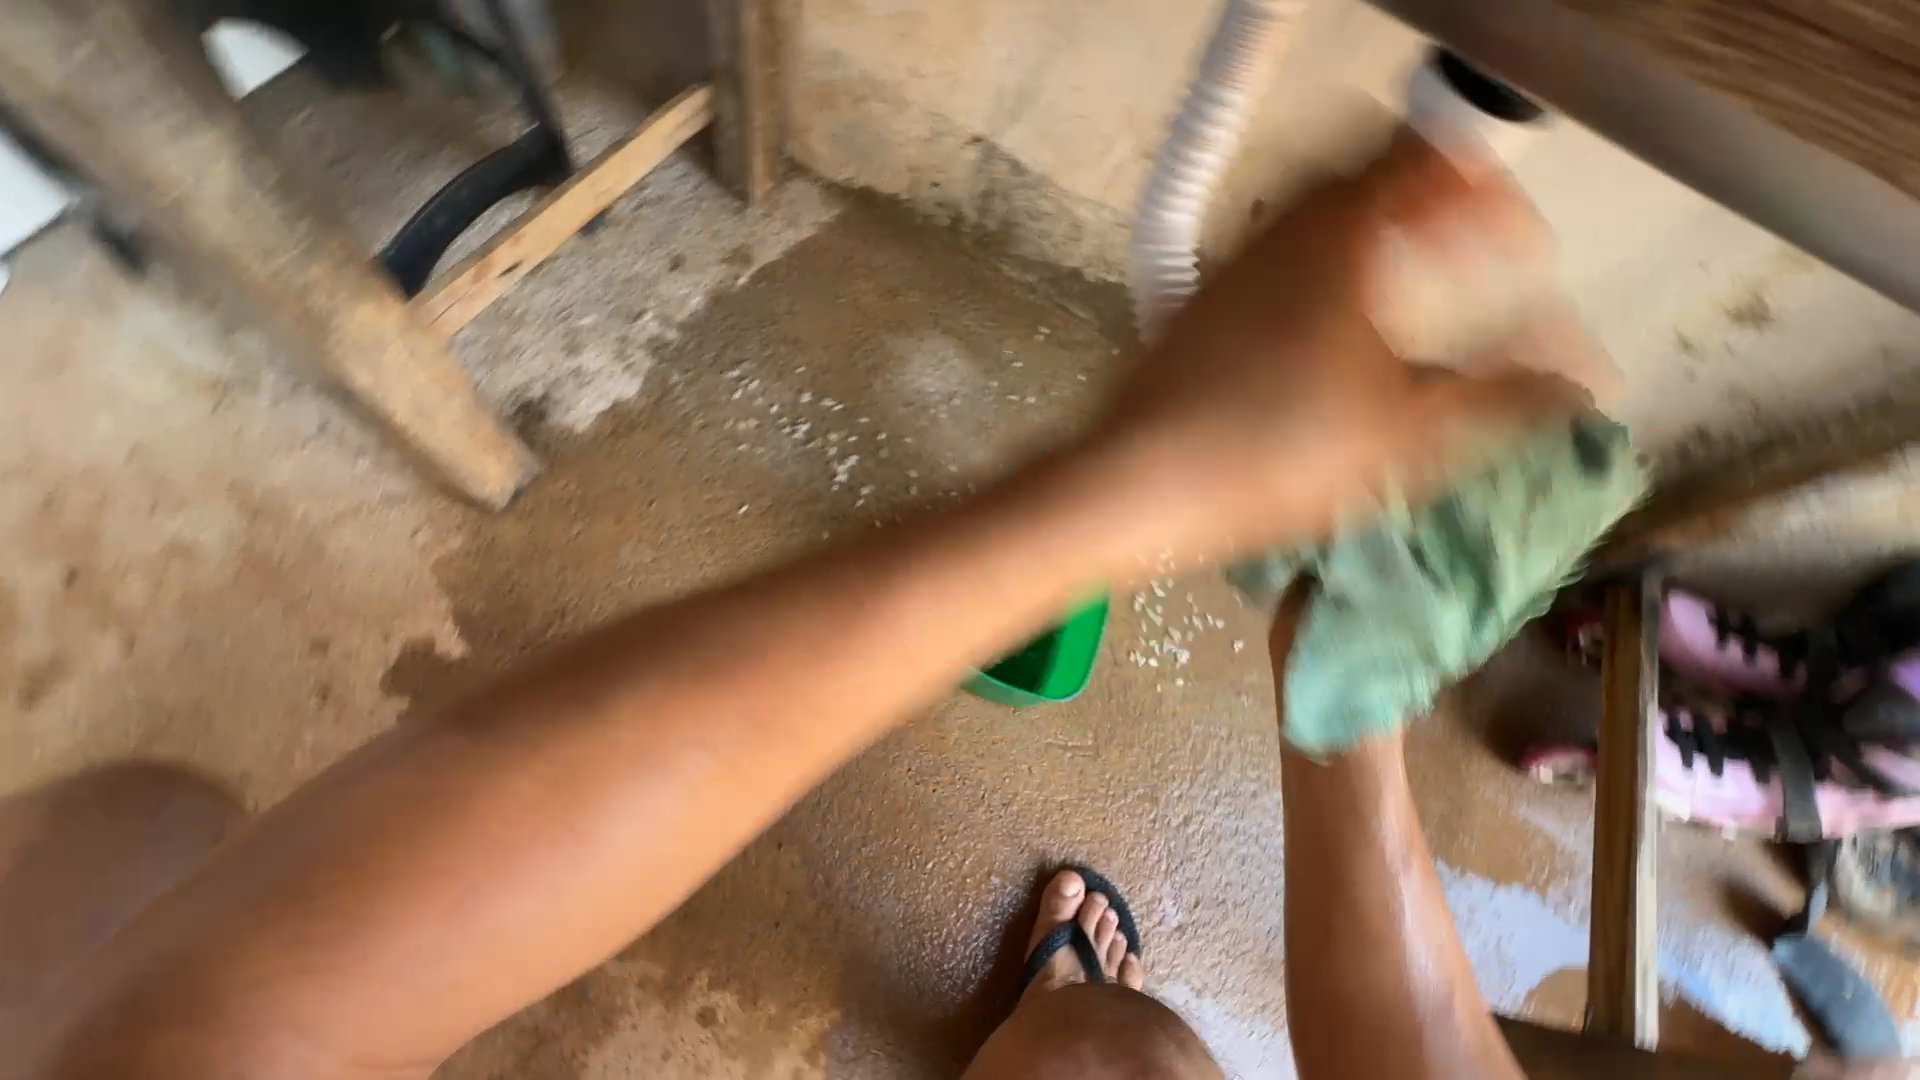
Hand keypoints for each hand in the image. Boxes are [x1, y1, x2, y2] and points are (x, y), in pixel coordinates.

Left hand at [1084, 132, 1590, 567]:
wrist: (1139, 486)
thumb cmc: (1274, 455)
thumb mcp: (1408, 435)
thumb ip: (1503, 397)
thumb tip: (1577, 377)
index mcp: (1339, 240)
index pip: (1429, 163)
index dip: (1485, 193)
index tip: (1515, 246)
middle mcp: (1274, 238)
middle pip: (1361, 186)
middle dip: (1422, 210)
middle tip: (1459, 254)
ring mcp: (1223, 275)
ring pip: (1305, 231)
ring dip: (1363, 248)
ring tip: (1397, 300)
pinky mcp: (1190, 317)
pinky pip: (1263, 274)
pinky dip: (1307, 284)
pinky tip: (1314, 341)